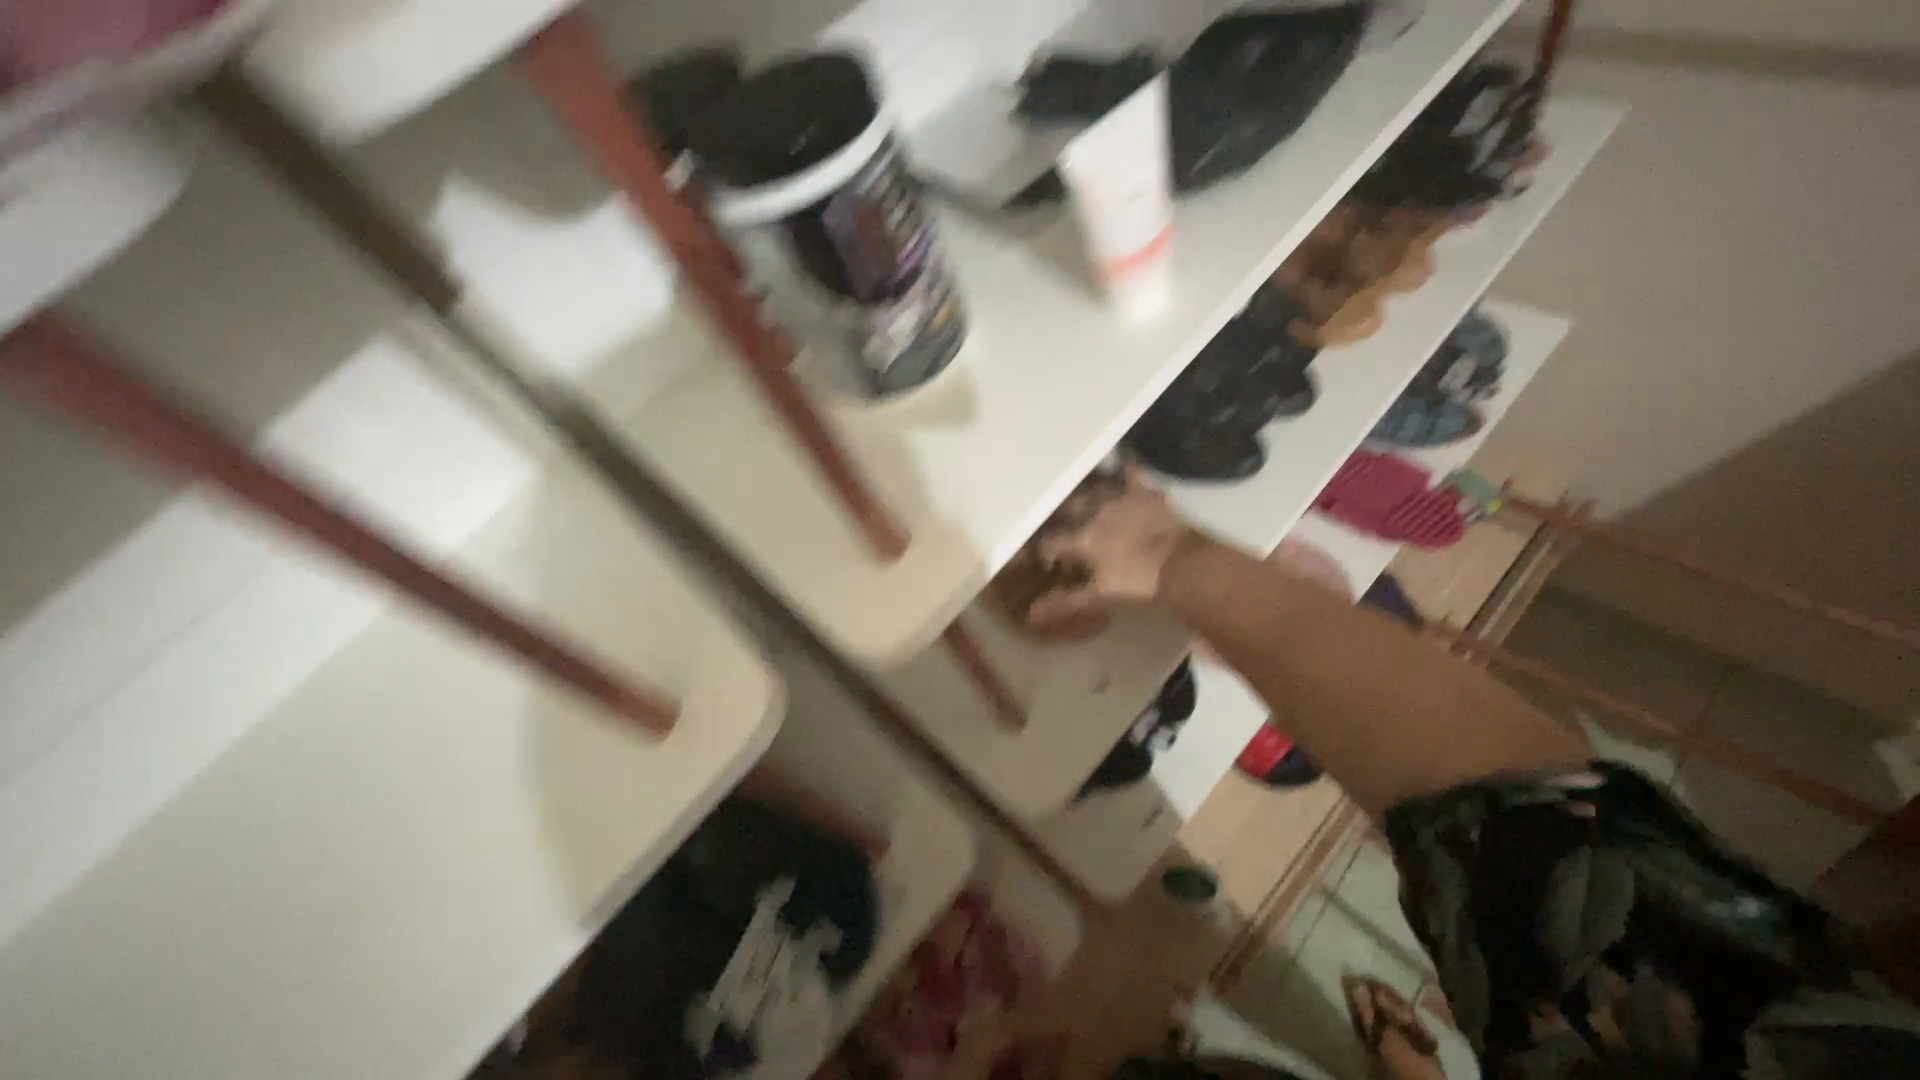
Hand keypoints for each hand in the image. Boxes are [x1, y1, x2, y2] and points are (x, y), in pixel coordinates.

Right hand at [1028, 467, 1199, 622]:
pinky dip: (1121, 467)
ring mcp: (1120, 497)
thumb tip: (1031, 614)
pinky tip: (1117, 464)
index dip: (1046, 551)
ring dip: (1085, 491)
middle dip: (1060, 516)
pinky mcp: (1144, 490)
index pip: (1051, 541)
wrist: (1182, 563)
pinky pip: (1129, 470)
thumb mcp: (1100, 594)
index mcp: (1082, 538)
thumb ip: (1066, 600)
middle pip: (1067, 507)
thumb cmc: (1139, 582)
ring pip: (1093, 486)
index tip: (1049, 561)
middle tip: (1064, 526)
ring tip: (1083, 496)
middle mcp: (1095, 511)